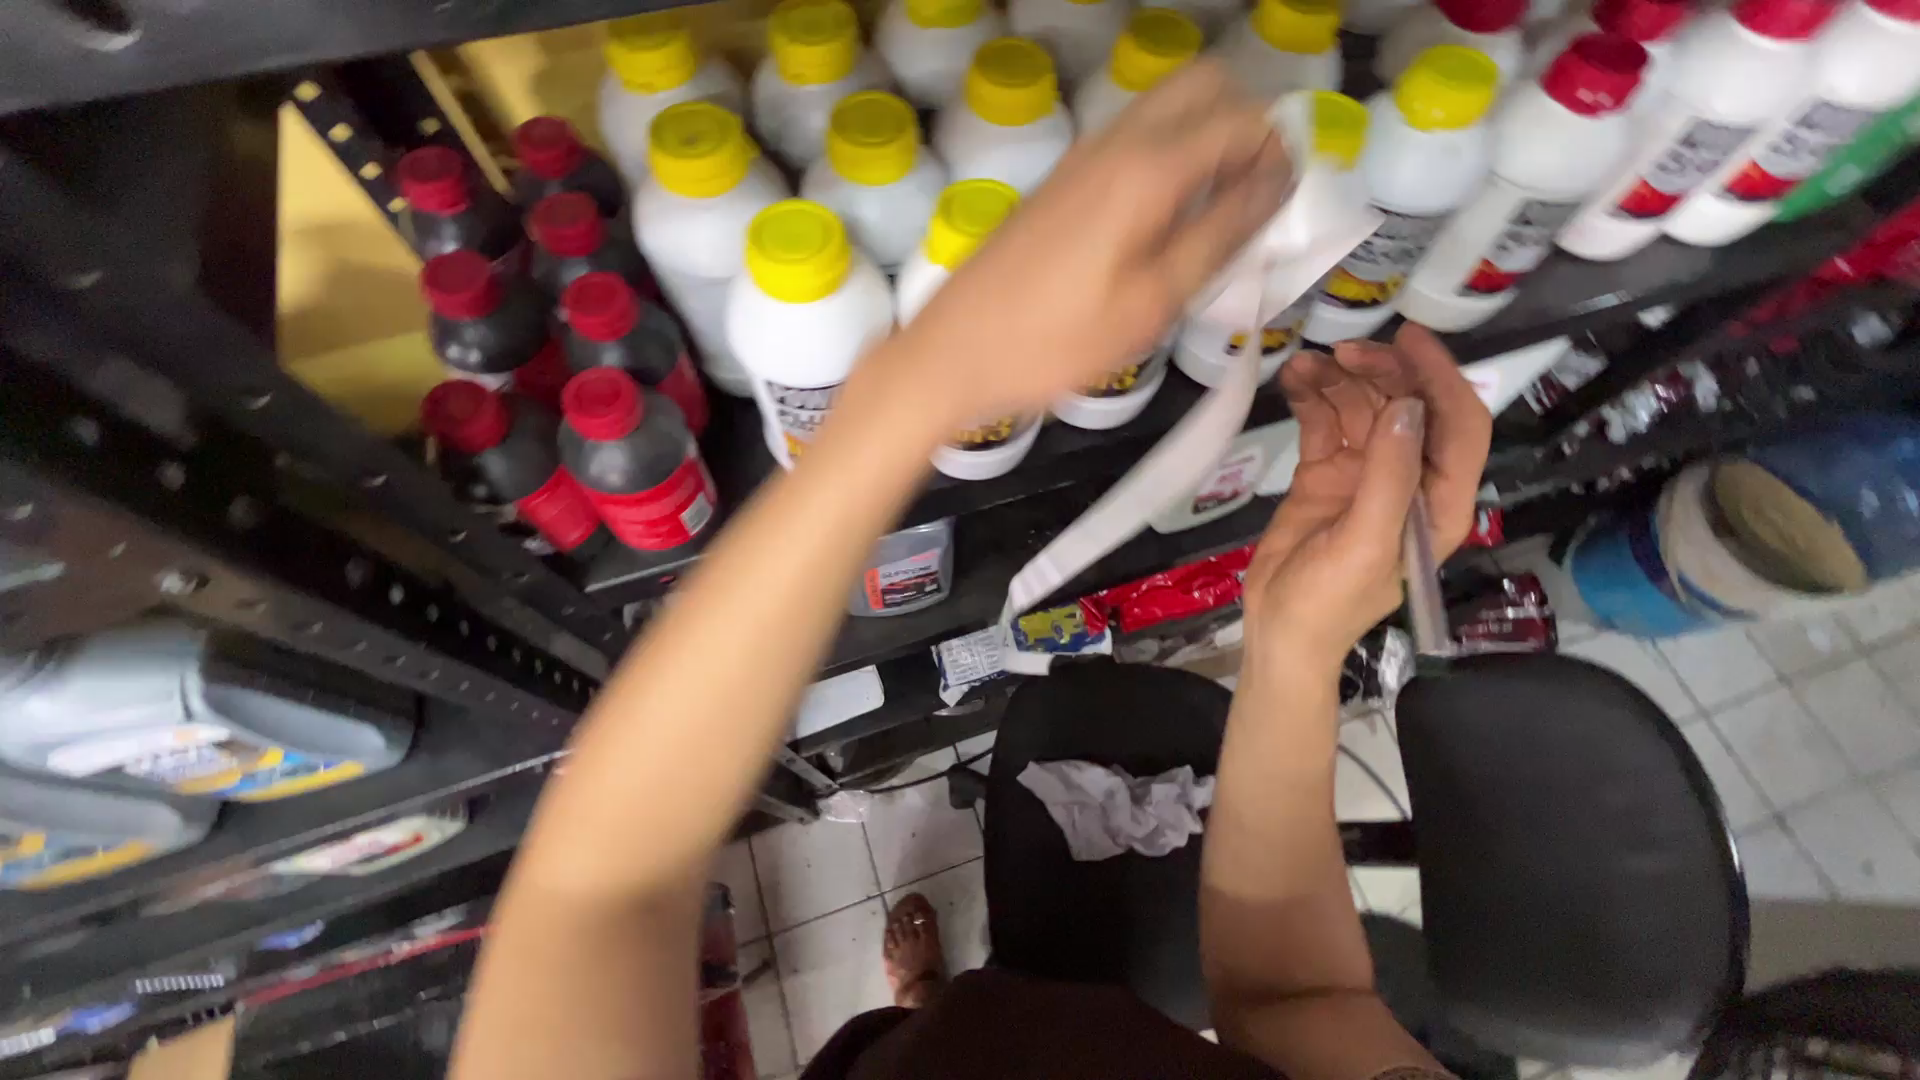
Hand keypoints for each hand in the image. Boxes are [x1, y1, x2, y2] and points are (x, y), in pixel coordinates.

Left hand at [896, 61, 1289, 426]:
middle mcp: (1112, 143)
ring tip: (1210, 221)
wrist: (950, 356)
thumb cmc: (1051, 346)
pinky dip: (1164, 161)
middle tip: (1252, 198)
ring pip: (1163, 111)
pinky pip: (1129, 144)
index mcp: (1145, 168)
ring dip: (1203, 142)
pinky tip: (1160, 227)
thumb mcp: (1149, 305)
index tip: (1288, 202)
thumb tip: (1277, 181)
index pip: (1243, 119)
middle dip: (1244, 126)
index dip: (1280, 151)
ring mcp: (1078, 159)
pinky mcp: (1057, 185)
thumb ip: (1219, 237)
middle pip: (1203, 87)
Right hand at [1241, 325, 1491, 675]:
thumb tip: (1404, 406)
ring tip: (1303, 365)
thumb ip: (1390, 477)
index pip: (1458, 425)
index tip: (1407, 339)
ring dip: (1337, 381)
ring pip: (1363, 409)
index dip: (1441, 378)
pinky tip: (1292, 382)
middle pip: (1407, 408)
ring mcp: (1364, 475)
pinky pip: (1324, 425)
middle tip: (1340, 352)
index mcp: (1438, 500)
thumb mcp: (1366, 544)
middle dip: (1380, 373)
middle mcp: (1409, 480)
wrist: (1279, 630)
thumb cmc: (1330, 601)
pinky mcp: (1325, 475)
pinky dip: (1310, 400)